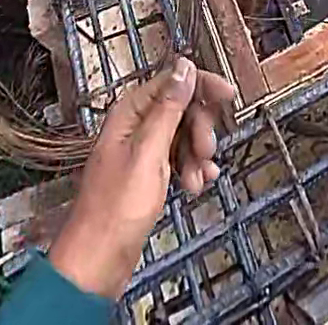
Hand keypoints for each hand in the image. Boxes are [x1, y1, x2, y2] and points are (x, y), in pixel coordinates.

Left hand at [49, 56, 235, 298]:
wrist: (99, 260)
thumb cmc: (117, 206)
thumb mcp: (149, 151)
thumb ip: (169, 108)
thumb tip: (184, 67)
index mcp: (131, 111)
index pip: (172, 81)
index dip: (201, 85)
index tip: (228, 95)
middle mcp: (136, 124)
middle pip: (181, 107)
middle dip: (199, 128)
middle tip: (206, 152)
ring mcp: (143, 149)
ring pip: (183, 134)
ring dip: (196, 154)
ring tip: (197, 179)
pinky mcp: (149, 172)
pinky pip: (178, 157)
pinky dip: (191, 168)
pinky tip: (197, 184)